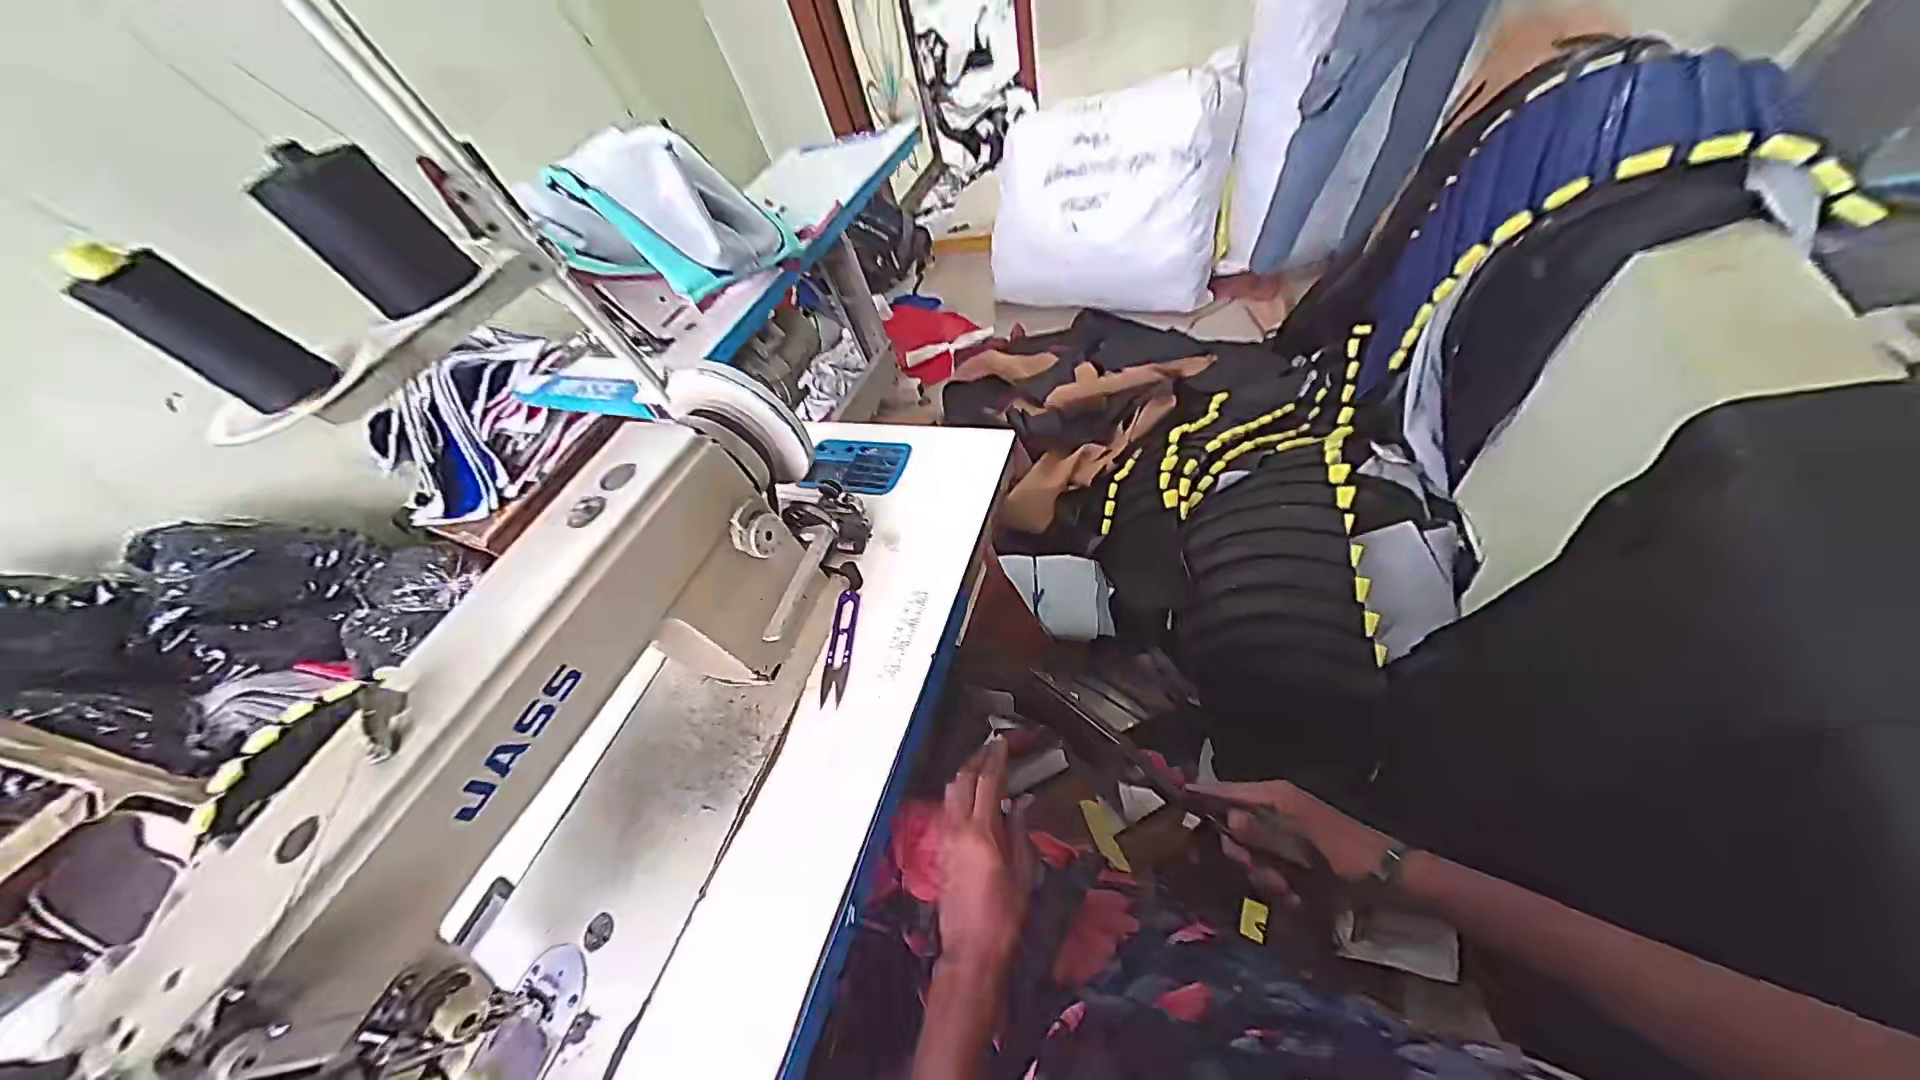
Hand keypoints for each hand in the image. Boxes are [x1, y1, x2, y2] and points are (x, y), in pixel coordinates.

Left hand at [938, 738, 1034, 972]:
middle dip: (976, 759)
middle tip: (992, 749)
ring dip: (965, 773)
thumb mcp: (1023, 872)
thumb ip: (1019, 830)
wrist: (972, 949)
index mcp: (981, 832)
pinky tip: (972, 796)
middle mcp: (958, 830)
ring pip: (950, 792)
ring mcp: (947, 839)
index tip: (1002, 745)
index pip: (986, 781)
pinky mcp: (942, 851)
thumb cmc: (1002, 917)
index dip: (995, 758)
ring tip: (982, 766)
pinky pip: (948, 809)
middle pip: (962, 779)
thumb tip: (1021, 803)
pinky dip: (960, 793)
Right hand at [1187, 780, 1398, 896]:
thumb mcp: (1304, 844)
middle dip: (1244, 855)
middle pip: (1232, 826)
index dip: (1200, 798)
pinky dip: (1279, 885)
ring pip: (1250, 852)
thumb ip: (1263, 831)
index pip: (1224, 790)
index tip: (1176, 807)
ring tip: (1288, 892)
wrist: (1397, 881)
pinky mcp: (1292, 855)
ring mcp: (1282, 833)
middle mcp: (1272, 809)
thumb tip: (1227, 818)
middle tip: (1262, 873)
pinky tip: (1297, 898)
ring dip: (1264, 876)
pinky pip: (1269, 867)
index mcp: (1274, 796)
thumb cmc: (1349, 856)